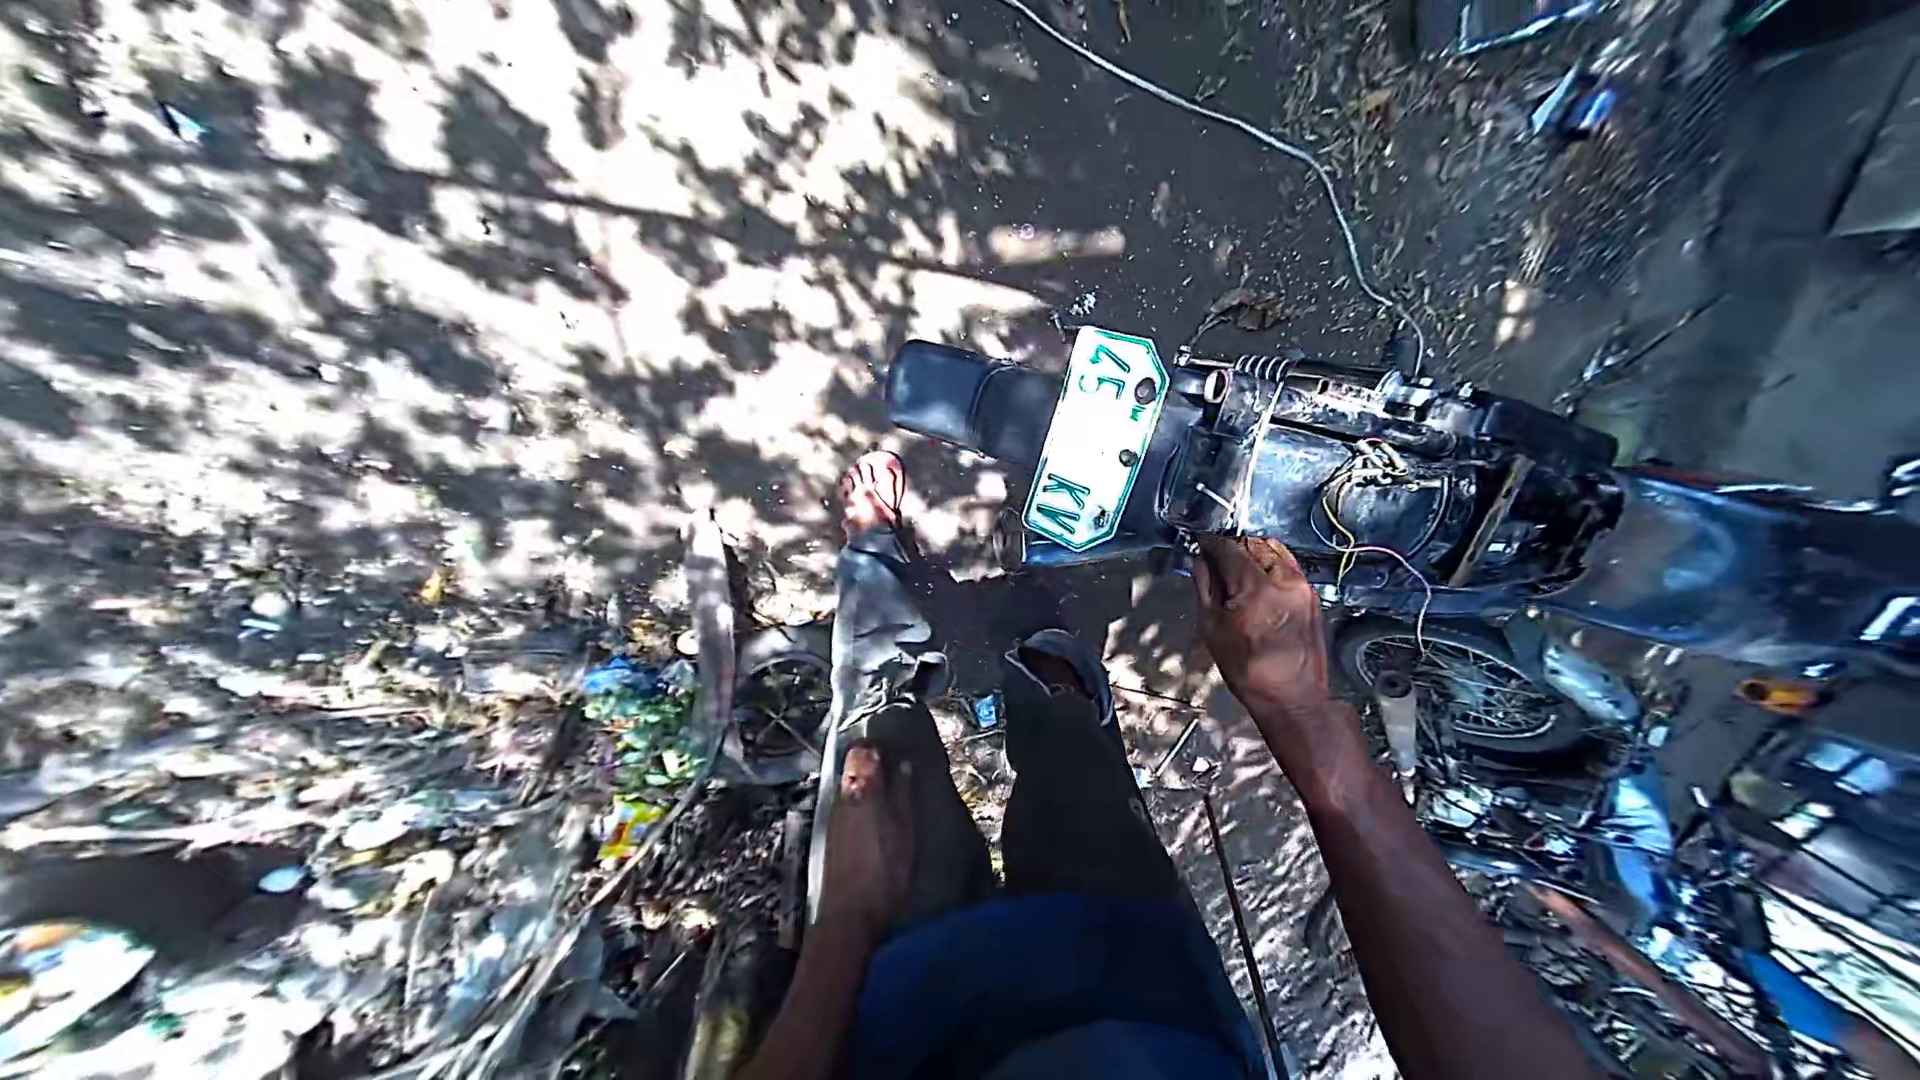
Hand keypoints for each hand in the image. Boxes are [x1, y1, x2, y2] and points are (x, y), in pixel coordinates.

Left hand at [818, 742, 912, 939]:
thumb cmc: (885, 872)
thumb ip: (903, 794)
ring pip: (846, 781)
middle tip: (891, 764)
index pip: (864, 751)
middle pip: (851, 762)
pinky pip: (844, 800)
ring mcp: (833, 814)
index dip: (878, 745)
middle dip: (869, 758)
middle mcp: (843, 796)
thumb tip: (903, 765)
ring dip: (862, 777)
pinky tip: (871, 810)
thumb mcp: (905, 831)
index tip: (894, 747)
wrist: (849, 916)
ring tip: (885, 785)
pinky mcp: (831, 831)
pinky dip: (857, 795)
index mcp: (863, 789)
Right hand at [1193, 536, 1331, 718]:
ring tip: (1235, 570)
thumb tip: (1199, 561)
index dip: (1211, 543)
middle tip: (1215, 559)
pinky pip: (1288, 565)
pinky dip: (1269, 564)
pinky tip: (1256, 580)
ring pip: (1273, 551)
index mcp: (1255, 588)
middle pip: (1253, 544)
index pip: (1229, 548)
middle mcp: (1284, 580)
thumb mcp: (1212, 627)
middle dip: (1231, 547)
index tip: (1200, 545)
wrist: (1292, 696)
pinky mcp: (1312, 595)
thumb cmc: (1246, 668)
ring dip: (1252, 553)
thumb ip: (1204, 587)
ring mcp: (1302, 586)